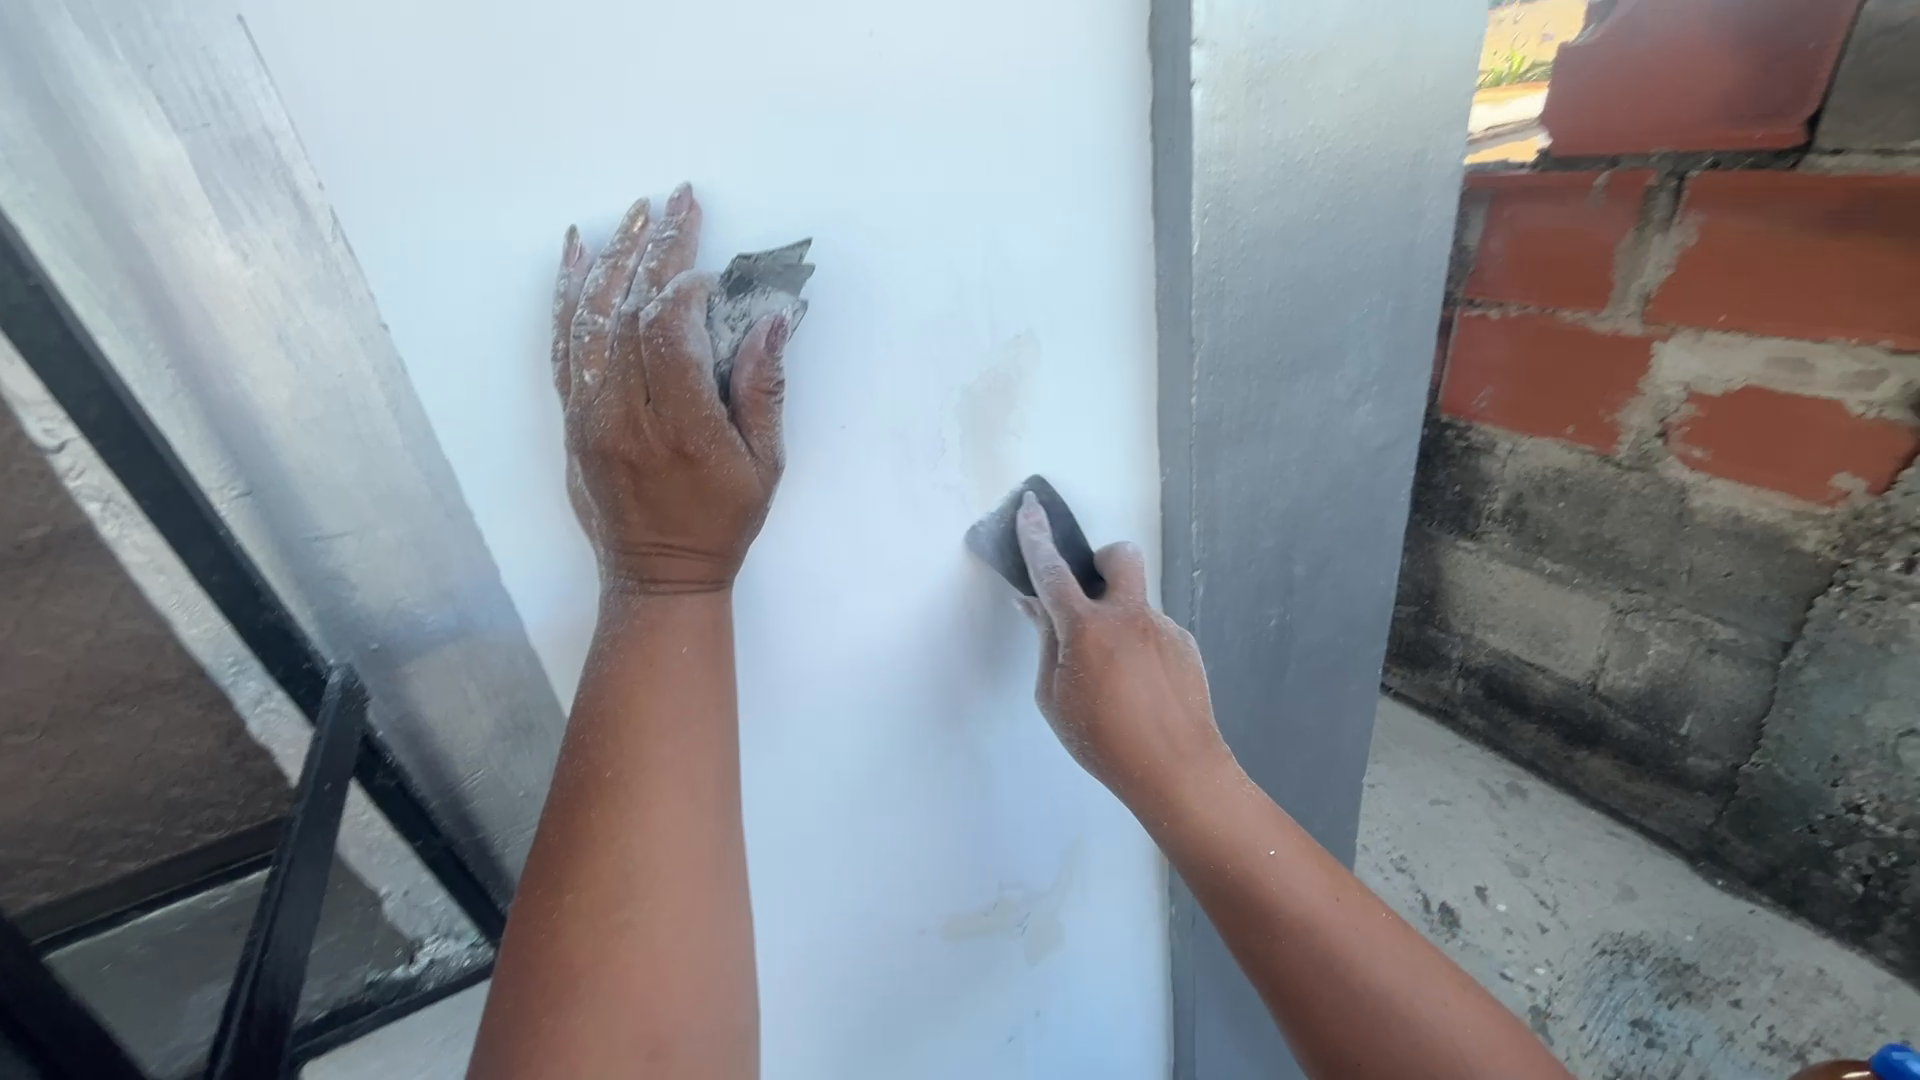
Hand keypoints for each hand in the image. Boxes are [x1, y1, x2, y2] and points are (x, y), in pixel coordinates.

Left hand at [551, 184, 793, 594]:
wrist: (658, 572)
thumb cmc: (723, 522)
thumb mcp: (765, 466)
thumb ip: (763, 392)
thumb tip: (769, 322)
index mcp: (681, 427)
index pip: (669, 331)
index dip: (687, 287)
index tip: (712, 269)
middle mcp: (625, 414)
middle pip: (629, 312)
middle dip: (656, 250)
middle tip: (678, 200)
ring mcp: (588, 414)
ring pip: (591, 319)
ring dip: (615, 258)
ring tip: (637, 211)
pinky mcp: (572, 417)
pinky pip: (563, 345)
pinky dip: (569, 294)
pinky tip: (580, 253)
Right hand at [1014, 492, 1233, 807]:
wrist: (1177, 770)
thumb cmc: (1101, 740)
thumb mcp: (1053, 696)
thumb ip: (1046, 643)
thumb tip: (1038, 606)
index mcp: (1086, 628)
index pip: (1052, 570)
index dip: (1036, 536)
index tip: (1030, 507)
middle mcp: (1129, 615)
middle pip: (1119, 556)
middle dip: (1102, 559)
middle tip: (1090, 595)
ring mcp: (1163, 628)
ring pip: (1136, 603)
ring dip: (1119, 621)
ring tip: (1116, 677)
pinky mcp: (1185, 645)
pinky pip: (1154, 631)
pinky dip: (1140, 647)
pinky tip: (1141, 689)